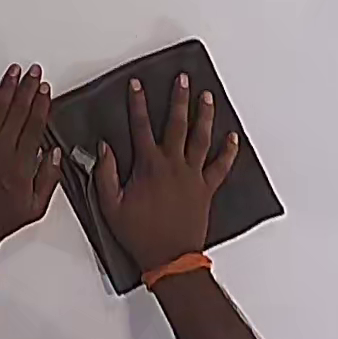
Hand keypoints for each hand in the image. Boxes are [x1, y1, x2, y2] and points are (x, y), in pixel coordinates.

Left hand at [0, 63, 61, 259]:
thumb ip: (48, 178)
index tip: (45, 89)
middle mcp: (1, 151)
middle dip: (27, 87)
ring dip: (8, 87)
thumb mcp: (35, 207)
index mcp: (20, 165)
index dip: (41, 104)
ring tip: (15, 72)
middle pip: (18, 111)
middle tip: (34, 71)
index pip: (34, 125)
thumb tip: (55, 154)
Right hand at [96, 74, 240, 271]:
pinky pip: (220, 167)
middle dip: (179, 99)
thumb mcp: (110, 204)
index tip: (137, 84)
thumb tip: (104, 147)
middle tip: (183, 79)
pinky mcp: (206, 189)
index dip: (138, 103)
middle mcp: (173, 165)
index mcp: (149, 165)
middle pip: (177, 124)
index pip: (141, 125)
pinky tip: (233, 138)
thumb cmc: (139, 233)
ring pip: (201, 139)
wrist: (170, 259)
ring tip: (207, 96)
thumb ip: (105, 173)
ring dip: (204, 116)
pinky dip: (228, 152)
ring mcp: (192, 176)